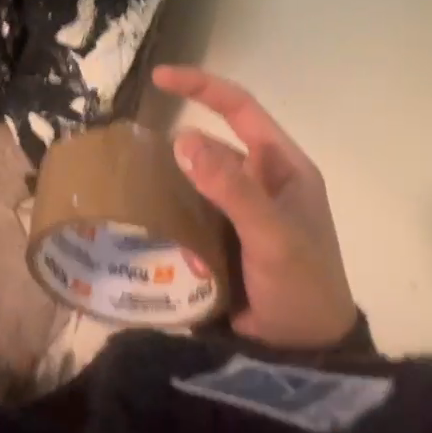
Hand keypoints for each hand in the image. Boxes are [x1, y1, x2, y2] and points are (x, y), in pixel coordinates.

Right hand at [152, 65, 357, 348]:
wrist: (305, 355)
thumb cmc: (302, 287)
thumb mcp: (272, 235)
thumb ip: (232, 189)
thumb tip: (182, 139)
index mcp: (283, 167)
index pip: (240, 109)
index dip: (201, 87)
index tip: (158, 78)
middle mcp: (260, 181)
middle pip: (210, 144)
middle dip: (174, 143)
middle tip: (131, 151)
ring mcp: (239, 210)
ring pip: (193, 177)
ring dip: (165, 178)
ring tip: (126, 182)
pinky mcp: (220, 238)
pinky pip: (185, 209)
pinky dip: (164, 207)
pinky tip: (139, 213)